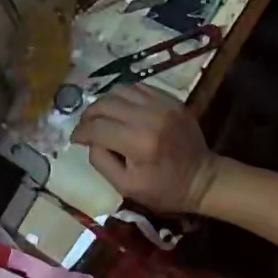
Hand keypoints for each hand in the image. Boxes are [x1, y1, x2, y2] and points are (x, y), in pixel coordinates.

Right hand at [72, 84, 219, 213]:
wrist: (202, 178)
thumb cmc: (163, 189)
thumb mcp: (126, 186)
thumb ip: (101, 160)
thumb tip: (90, 139)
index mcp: (139, 143)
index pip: (98, 128)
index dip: (81, 132)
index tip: (75, 139)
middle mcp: (149, 117)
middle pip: (106, 104)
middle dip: (89, 115)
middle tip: (85, 127)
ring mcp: (162, 104)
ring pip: (120, 90)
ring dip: (105, 103)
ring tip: (101, 117)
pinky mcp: (170, 99)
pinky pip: (138, 88)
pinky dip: (124, 97)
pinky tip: (121, 110)